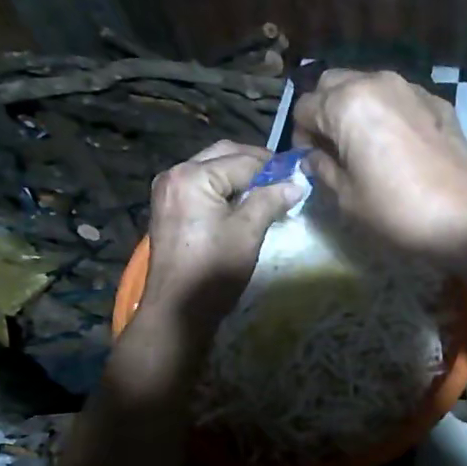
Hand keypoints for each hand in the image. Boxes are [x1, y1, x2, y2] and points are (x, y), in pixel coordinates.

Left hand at [139, 140, 302, 330]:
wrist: (177, 310)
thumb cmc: (213, 271)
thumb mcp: (247, 232)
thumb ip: (270, 200)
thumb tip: (296, 184)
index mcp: (192, 176)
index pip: (242, 160)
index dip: (274, 168)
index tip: (300, 176)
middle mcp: (174, 174)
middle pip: (223, 155)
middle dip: (255, 164)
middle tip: (284, 180)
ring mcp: (167, 191)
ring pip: (211, 168)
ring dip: (239, 175)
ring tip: (267, 191)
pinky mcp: (168, 208)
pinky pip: (200, 185)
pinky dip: (223, 188)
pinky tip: (242, 203)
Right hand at [292, 70, 466, 264]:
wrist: (465, 216)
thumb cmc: (396, 210)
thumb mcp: (346, 196)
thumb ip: (322, 167)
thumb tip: (313, 156)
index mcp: (346, 104)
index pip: (304, 108)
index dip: (301, 137)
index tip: (311, 162)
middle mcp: (376, 83)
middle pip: (332, 84)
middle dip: (324, 111)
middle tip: (332, 148)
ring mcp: (410, 88)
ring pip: (367, 84)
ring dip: (355, 108)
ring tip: (362, 145)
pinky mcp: (436, 101)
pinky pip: (398, 98)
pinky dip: (387, 113)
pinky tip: (396, 145)